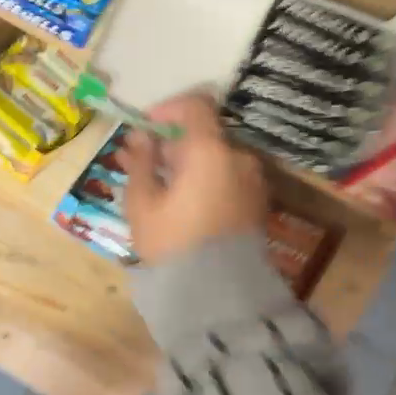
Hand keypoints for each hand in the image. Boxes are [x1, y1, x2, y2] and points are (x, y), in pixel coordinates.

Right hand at [119, 92, 267, 264]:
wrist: (216, 288)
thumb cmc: (171, 241)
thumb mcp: (142, 203)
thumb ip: (141, 163)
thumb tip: (140, 137)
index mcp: (209, 152)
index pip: (194, 106)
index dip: (167, 109)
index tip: (143, 126)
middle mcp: (237, 157)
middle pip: (203, 134)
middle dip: (171, 143)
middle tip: (140, 160)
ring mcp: (252, 178)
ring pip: (214, 157)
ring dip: (186, 163)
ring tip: (157, 183)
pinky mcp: (256, 200)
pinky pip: (226, 176)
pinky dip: (204, 178)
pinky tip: (181, 199)